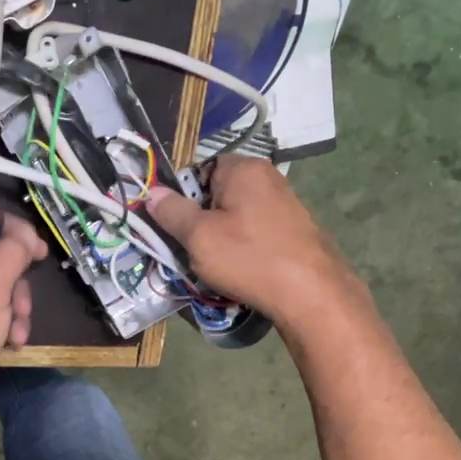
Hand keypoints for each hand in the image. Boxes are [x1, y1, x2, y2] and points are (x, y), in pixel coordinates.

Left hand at [0, 211, 47, 423]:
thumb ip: (11, 252)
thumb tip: (24, 235)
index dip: (8, 226)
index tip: (34, 244)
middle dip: (17, 281)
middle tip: (23, 298)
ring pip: (1, 289)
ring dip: (17, 307)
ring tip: (17, 328)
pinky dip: (8, 325)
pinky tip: (13, 342)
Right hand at [146, 157, 366, 326]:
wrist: (309, 291)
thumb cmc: (248, 257)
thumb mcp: (199, 237)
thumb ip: (172, 212)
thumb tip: (151, 193)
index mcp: (242, 168)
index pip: (197, 170)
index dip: (181, 198)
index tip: (174, 227)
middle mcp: (266, 176)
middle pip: (216, 193)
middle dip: (199, 220)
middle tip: (191, 249)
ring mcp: (282, 200)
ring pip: (233, 214)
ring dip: (218, 236)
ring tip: (215, 263)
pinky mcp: (291, 225)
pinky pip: (252, 229)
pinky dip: (240, 245)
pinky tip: (240, 267)